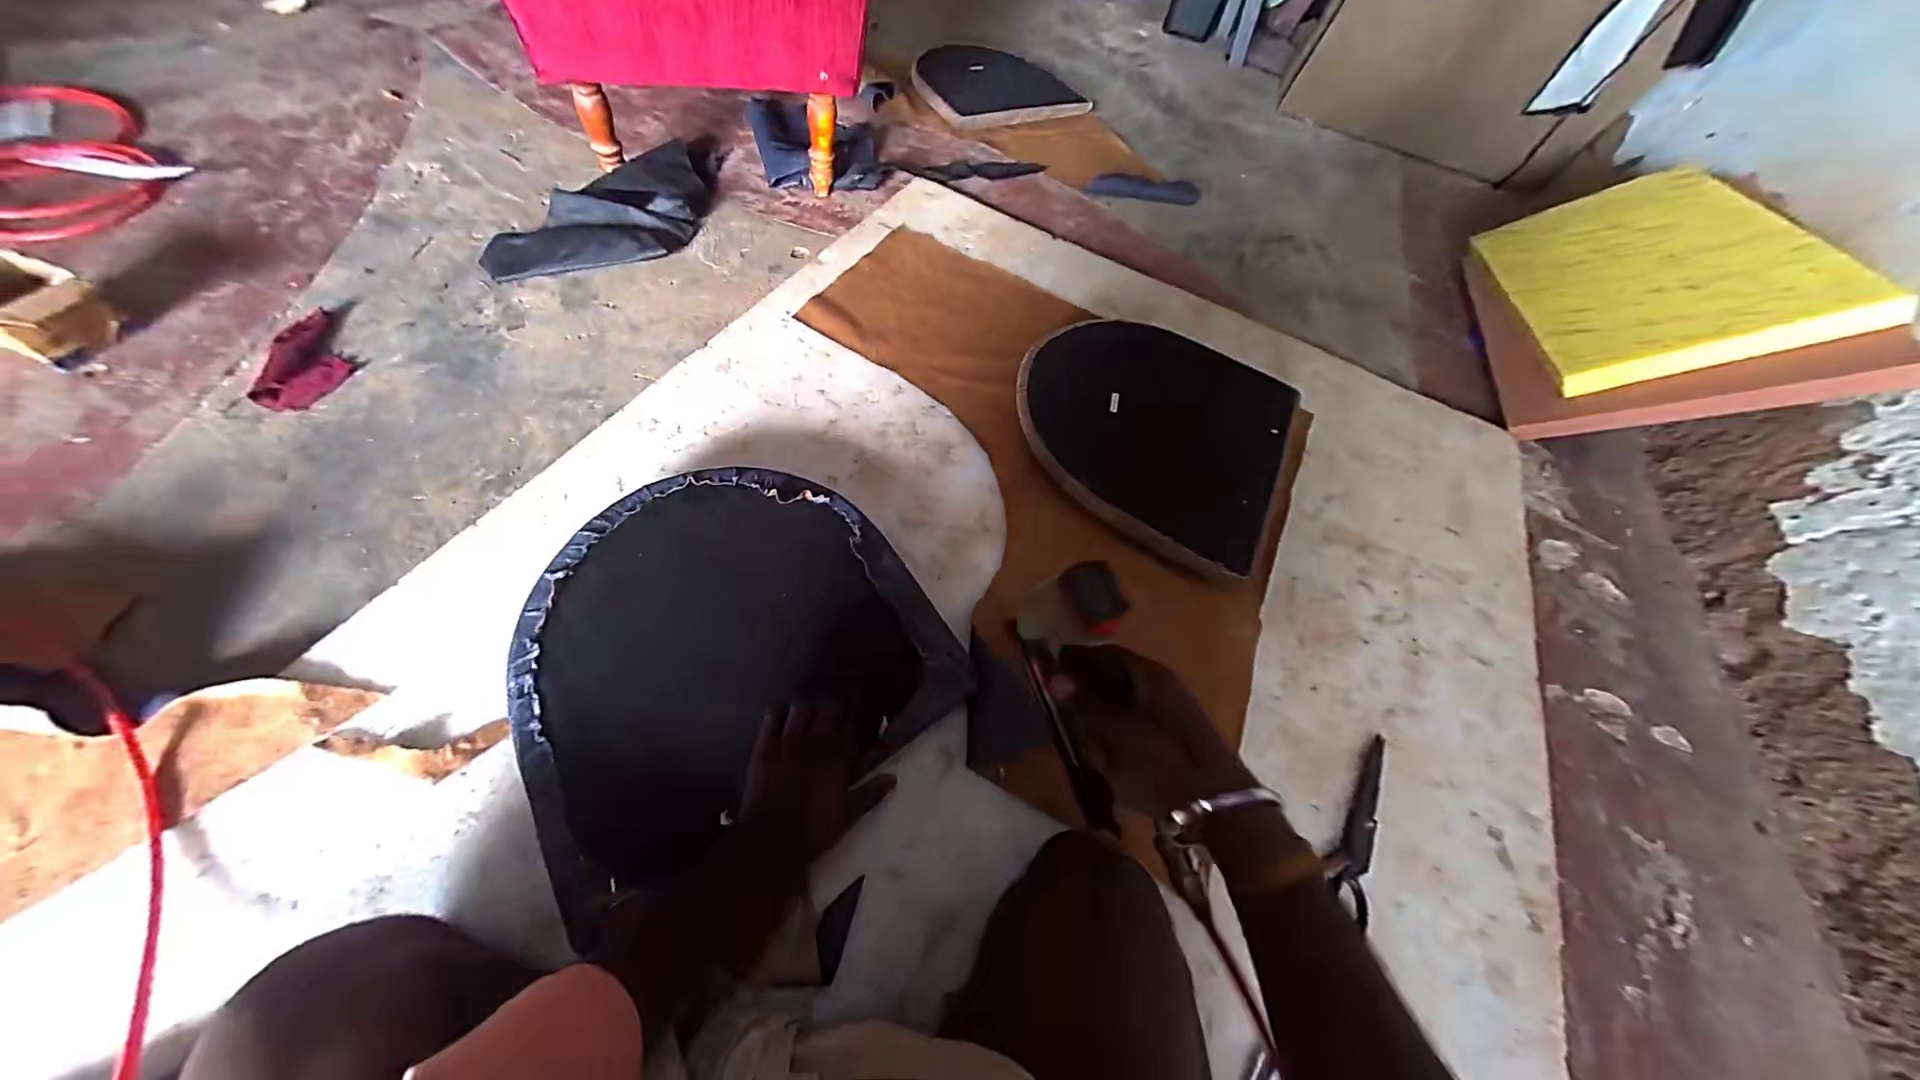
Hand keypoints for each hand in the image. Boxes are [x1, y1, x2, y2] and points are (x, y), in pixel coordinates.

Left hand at [740, 701, 895, 862]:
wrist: (770, 842)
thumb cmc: (813, 831)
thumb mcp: (848, 816)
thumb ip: (870, 793)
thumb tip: (893, 778)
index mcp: (835, 758)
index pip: (850, 726)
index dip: (854, 721)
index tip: (855, 720)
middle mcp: (813, 744)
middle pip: (826, 712)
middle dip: (831, 711)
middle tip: (832, 715)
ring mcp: (786, 744)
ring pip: (800, 710)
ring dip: (806, 710)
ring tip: (807, 713)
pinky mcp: (764, 749)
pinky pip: (771, 720)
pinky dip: (777, 714)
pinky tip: (779, 714)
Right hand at [1052, 644, 1256, 818]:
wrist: (1217, 806)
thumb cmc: (1159, 761)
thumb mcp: (1113, 731)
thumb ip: (1084, 703)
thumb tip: (1055, 678)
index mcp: (1151, 675)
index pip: (1107, 653)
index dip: (1077, 659)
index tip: (1049, 669)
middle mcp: (1166, 687)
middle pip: (1119, 677)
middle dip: (1088, 687)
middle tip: (1059, 700)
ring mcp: (1176, 714)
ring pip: (1129, 703)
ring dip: (1102, 711)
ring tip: (1077, 729)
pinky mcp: (1179, 742)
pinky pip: (1140, 726)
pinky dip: (1118, 732)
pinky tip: (1104, 753)